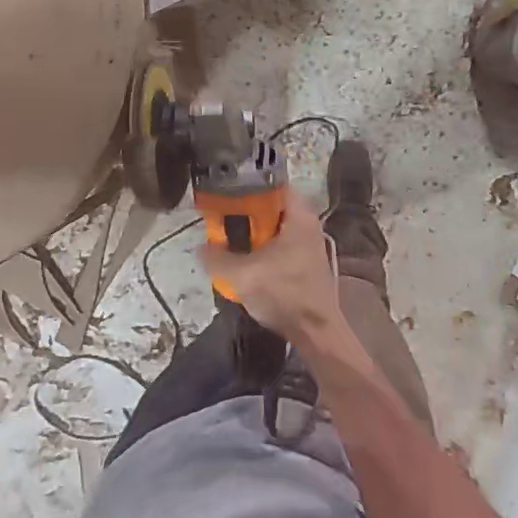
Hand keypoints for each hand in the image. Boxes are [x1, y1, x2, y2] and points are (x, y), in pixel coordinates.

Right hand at [201, 190, 343, 345]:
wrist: (316, 333)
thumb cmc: (284, 294)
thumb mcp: (242, 275)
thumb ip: (217, 259)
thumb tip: (201, 248)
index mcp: (299, 217)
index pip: (273, 184)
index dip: (247, 185)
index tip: (225, 192)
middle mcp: (307, 225)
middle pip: (271, 206)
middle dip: (245, 212)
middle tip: (222, 219)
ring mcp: (308, 245)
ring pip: (273, 228)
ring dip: (252, 234)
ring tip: (229, 242)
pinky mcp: (305, 263)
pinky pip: (278, 245)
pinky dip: (261, 249)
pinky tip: (246, 263)